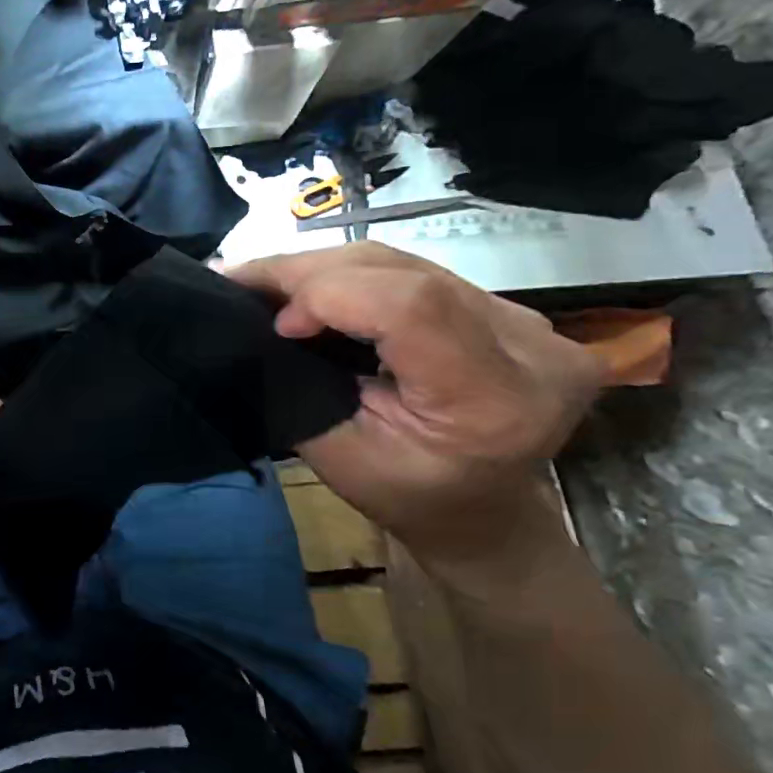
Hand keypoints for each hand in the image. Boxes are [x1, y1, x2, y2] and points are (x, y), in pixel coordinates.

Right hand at [229, 244, 604, 571]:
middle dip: (312, 272)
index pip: (410, 307)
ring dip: (328, 268)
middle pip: (403, 273)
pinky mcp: (511, 307)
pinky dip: (357, 276)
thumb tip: (270, 314)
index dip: (331, 296)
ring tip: (268, 280)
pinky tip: (315, 285)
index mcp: (492, 400)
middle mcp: (527, 347)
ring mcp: (527, 320)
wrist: (482, 509)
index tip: (277, 323)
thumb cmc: (408, 498)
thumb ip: (308, 385)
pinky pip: (418, 271)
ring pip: (405, 263)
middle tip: (244, 280)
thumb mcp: (342, 456)